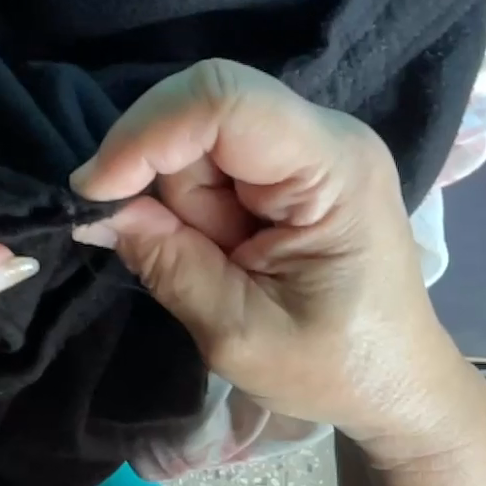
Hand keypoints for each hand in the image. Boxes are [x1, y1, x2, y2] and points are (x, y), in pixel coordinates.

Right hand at [71, 60, 485, 462]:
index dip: (144, 134)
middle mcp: (326, 137)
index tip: (93, 194)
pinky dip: (196, 214)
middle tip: (187, 264)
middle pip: (205, 119)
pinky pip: (215, 169)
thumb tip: (98, 211)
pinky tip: (223, 256)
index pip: (224, 100)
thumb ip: (169, 266)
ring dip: (184, 211)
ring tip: (223, 272)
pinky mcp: (292, 173)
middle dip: (166, 188)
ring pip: (202, 147)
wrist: (392, 385)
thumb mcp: (238, 335)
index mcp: (333, 169)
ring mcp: (311, 151)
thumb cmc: (333, 370)